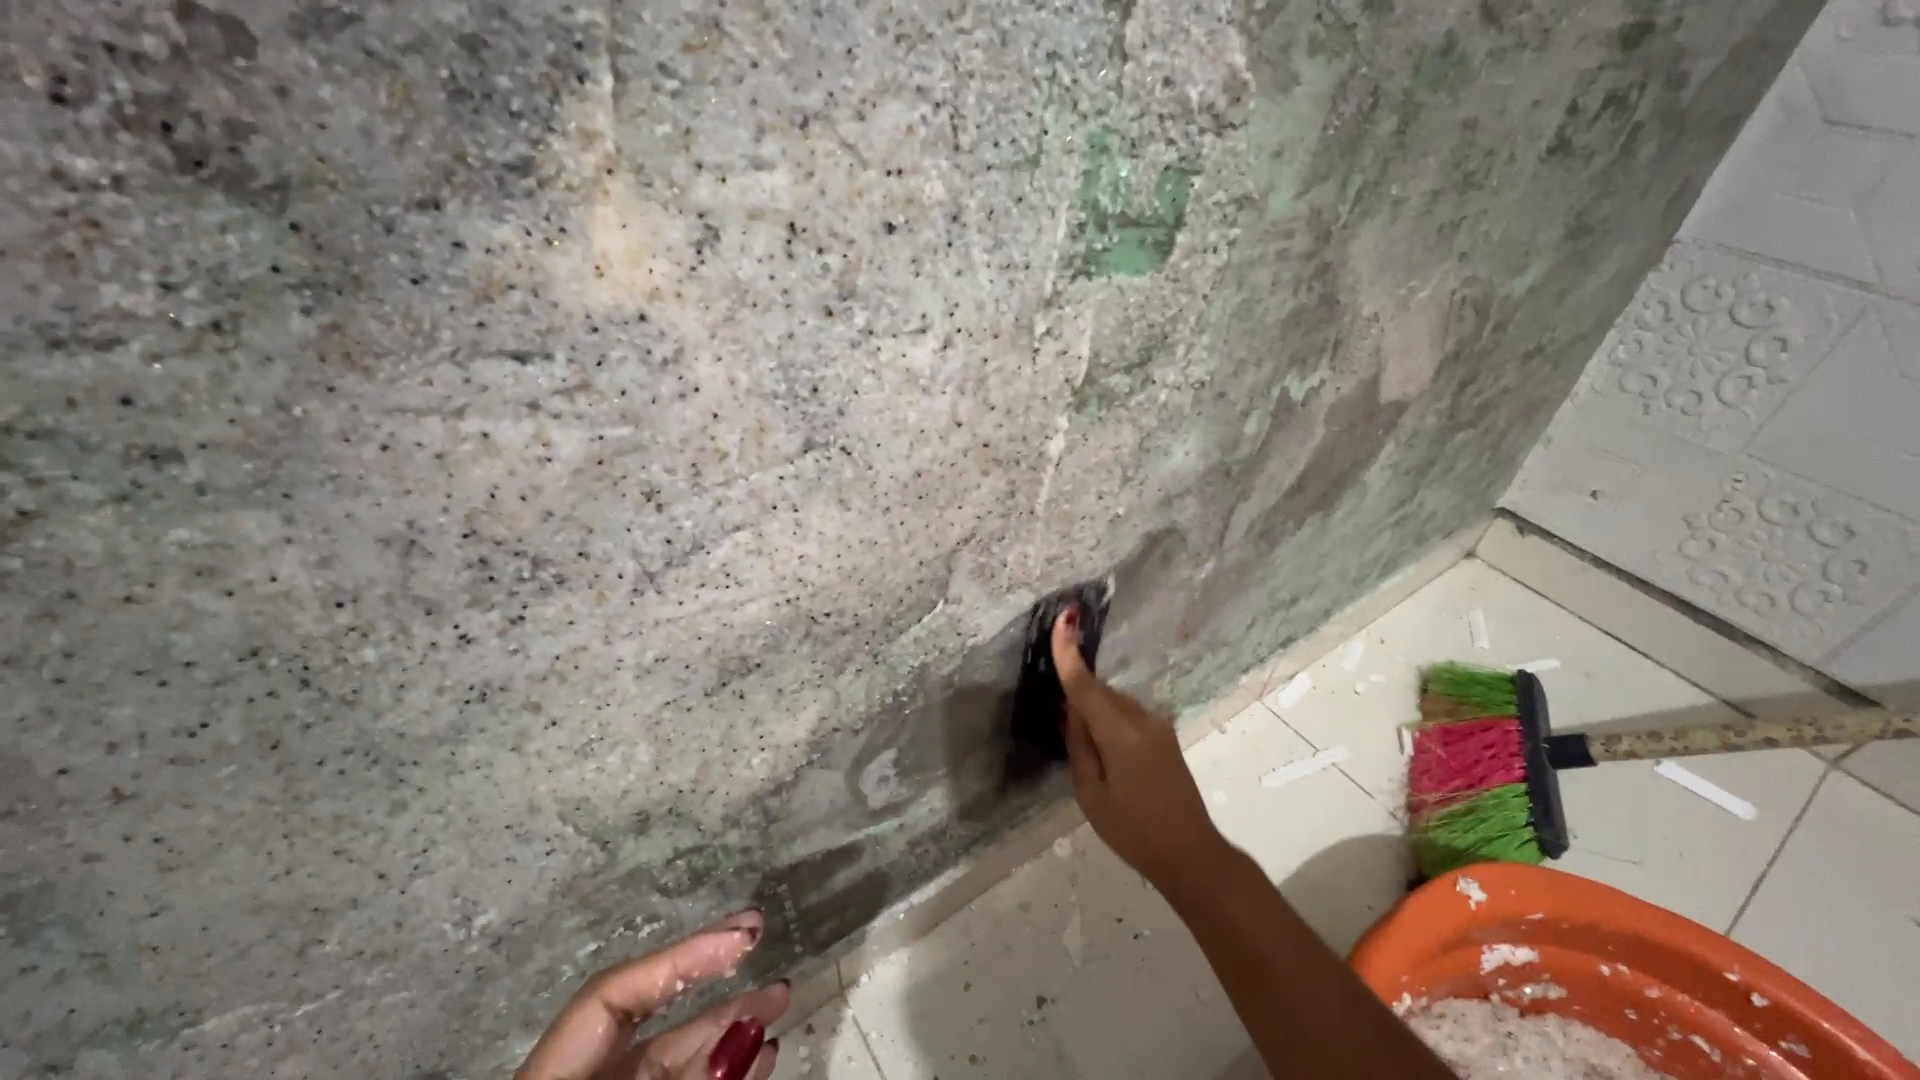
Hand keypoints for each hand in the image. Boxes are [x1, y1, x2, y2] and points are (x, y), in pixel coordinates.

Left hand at [516, 910, 787, 1079]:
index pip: (616, 987)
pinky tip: (761, 1052)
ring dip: (731, 1025)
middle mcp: (580, 1062)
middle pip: (650, 1011)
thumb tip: (752, 1038)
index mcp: (553, 1059)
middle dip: (714, 979)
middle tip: (765, 943)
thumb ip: (685, 1073)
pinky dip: (720, 1066)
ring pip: (673, 1048)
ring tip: (779, 1000)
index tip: (745, 934)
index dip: (682, 955)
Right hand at [1052, 609, 1228, 888]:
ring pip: (1114, 703)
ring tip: (1086, 753)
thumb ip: (1079, 745)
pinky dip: (1109, 721)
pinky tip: (1105, 753)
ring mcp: (1158, 725)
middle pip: (1100, 692)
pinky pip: (1127, 716)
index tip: (1063, 617)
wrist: (1190, 852)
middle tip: (1060, 728)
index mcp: (1120, 733)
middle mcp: (1142, 719)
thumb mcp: (1091, 794)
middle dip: (1077, 696)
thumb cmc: (1133, 830)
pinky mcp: (1165, 735)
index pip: (1086, 685)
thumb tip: (1071, 711)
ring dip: (1095, 712)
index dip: (1069, 652)